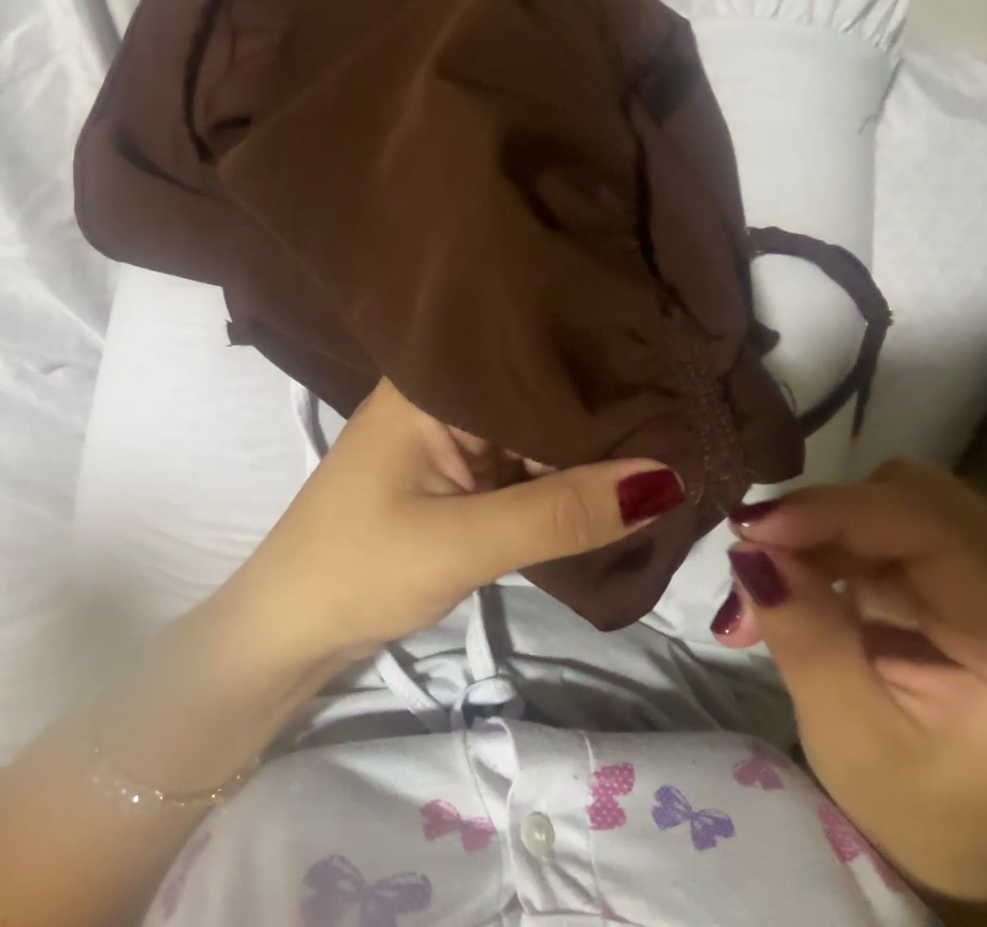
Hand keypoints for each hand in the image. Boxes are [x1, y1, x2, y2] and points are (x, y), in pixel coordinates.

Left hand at [229, 379, 684, 660]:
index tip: (681, 375)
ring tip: (675, 446)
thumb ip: (561, 511)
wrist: (290, 629)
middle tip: (696, 414)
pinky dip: (559, 482)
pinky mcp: (452, 479)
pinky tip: (617, 485)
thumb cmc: (358, 570)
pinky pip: (520, 469)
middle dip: (604, 413)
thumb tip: (670, 477)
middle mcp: (440, 397)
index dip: (602, 367)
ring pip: (534, 436)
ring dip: (587, 453)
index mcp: (429, 384)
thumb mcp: (463, 543)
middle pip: (537, 394)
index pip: (530, 357)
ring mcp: (446, 440)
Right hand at [716, 461, 986, 900]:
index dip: (838, 511)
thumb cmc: (906, 805)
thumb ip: (805, 634)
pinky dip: (832, 545)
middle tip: (752, 561)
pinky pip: (896, 529)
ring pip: (904, 504)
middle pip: (925, 501)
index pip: (938, 531)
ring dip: (822, 531)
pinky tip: (795, 587)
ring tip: (765, 586)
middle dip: (825, 519)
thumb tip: (750, 550)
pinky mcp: (980, 583)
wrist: (948, 842)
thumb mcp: (844, 729)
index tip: (750, 528)